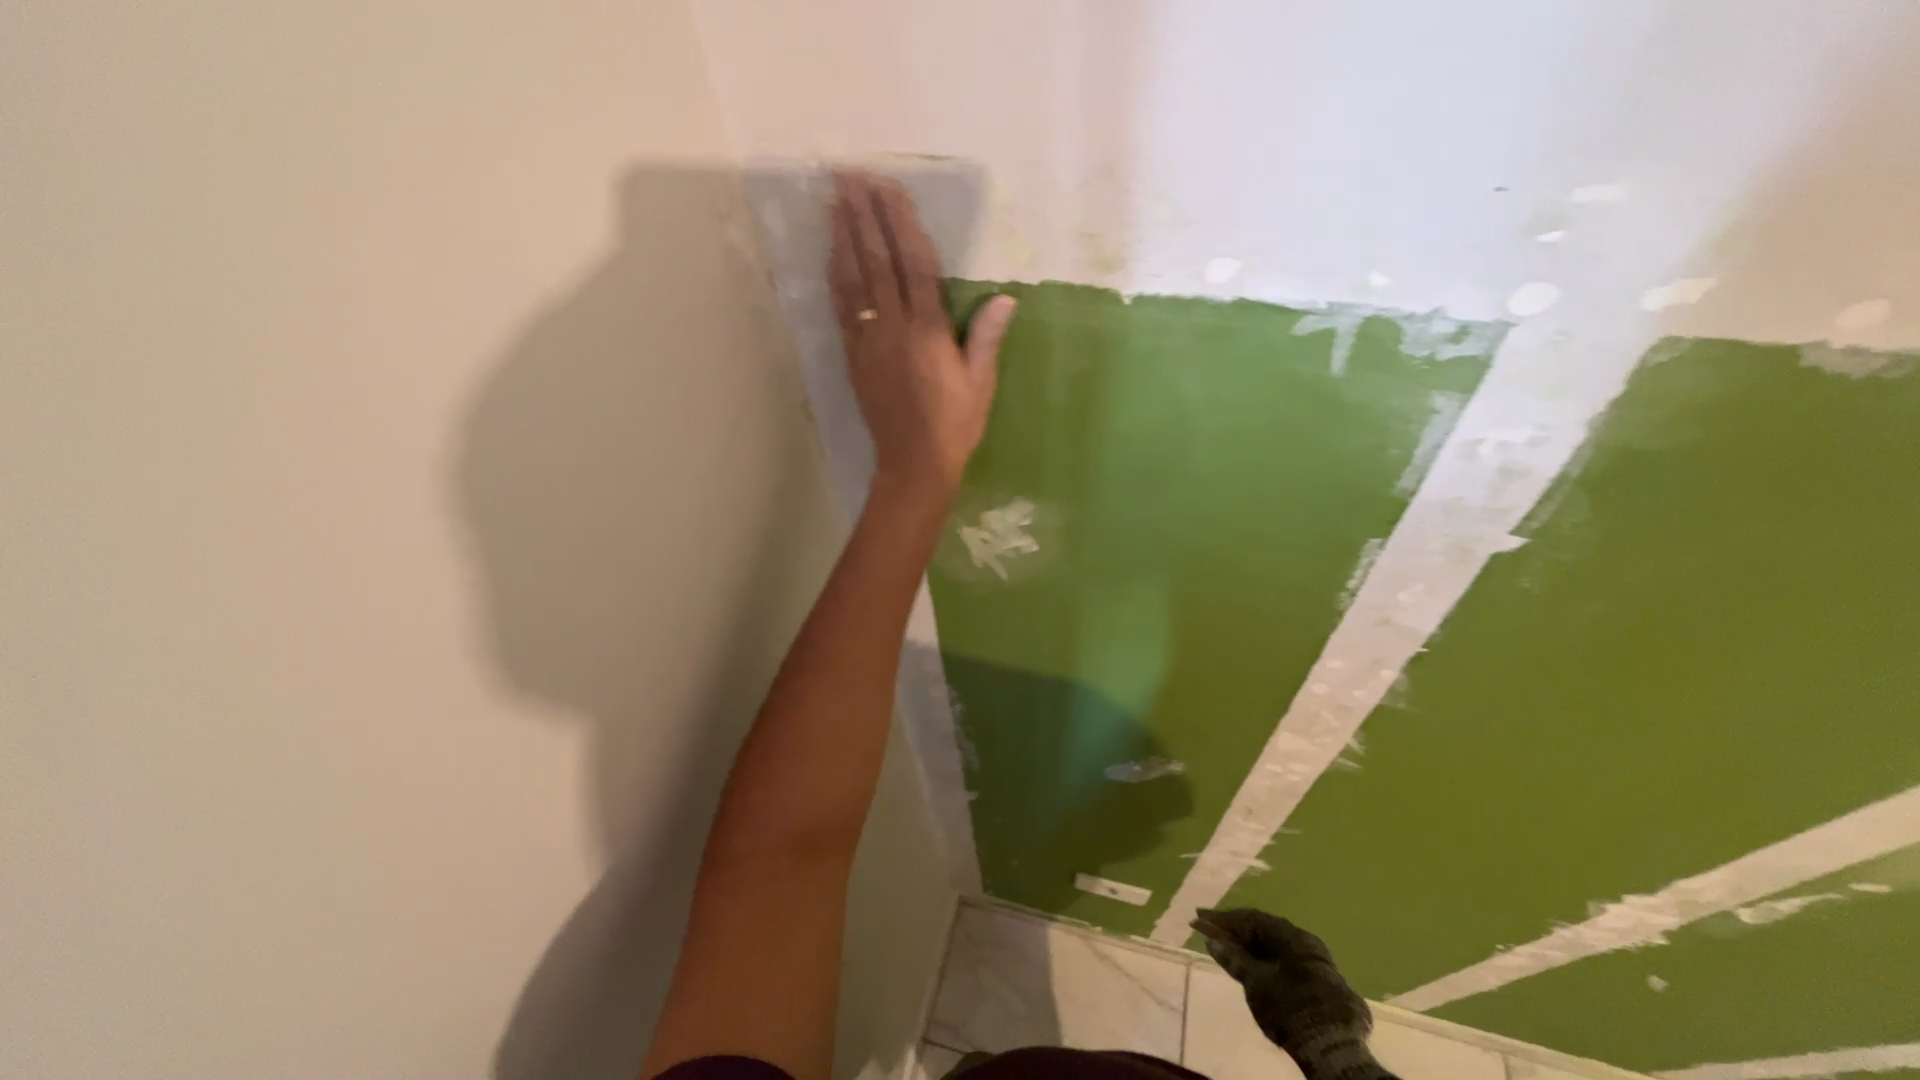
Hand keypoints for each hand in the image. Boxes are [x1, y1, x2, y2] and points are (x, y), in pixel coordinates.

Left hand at [828, 169, 1016, 501]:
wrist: (914, 464)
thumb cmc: (955, 425)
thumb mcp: (980, 383)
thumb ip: (985, 338)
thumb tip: (1005, 297)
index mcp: (928, 332)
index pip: (914, 264)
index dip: (899, 222)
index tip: (887, 187)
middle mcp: (894, 328)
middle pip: (876, 261)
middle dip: (862, 215)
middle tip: (849, 175)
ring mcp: (868, 341)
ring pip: (853, 279)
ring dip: (842, 236)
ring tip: (833, 199)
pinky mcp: (854, 356)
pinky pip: (841, 308)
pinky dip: (834, 276)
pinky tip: (830, 251)